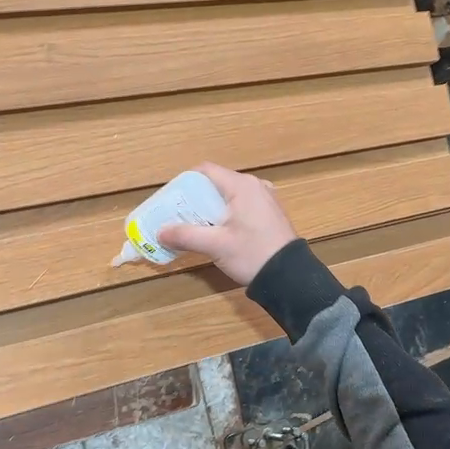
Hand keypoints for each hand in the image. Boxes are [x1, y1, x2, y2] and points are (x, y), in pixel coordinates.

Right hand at [156, 162, 298, 285]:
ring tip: (194, 226)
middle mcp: (255, 186)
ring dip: (210, 208)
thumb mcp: (215, 246)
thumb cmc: (252, 255)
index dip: (184, 182)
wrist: (290, 277)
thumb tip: (159, 232)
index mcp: (242, 186)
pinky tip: (218, 232)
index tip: (171, 199)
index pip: (205, 171)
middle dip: (194, 198)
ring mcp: (266, 199)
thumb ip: (186, 235)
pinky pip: (242, 206)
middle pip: (217, 183)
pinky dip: (226, 214)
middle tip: (177, 216)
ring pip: (229, 196)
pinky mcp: (270, 214)